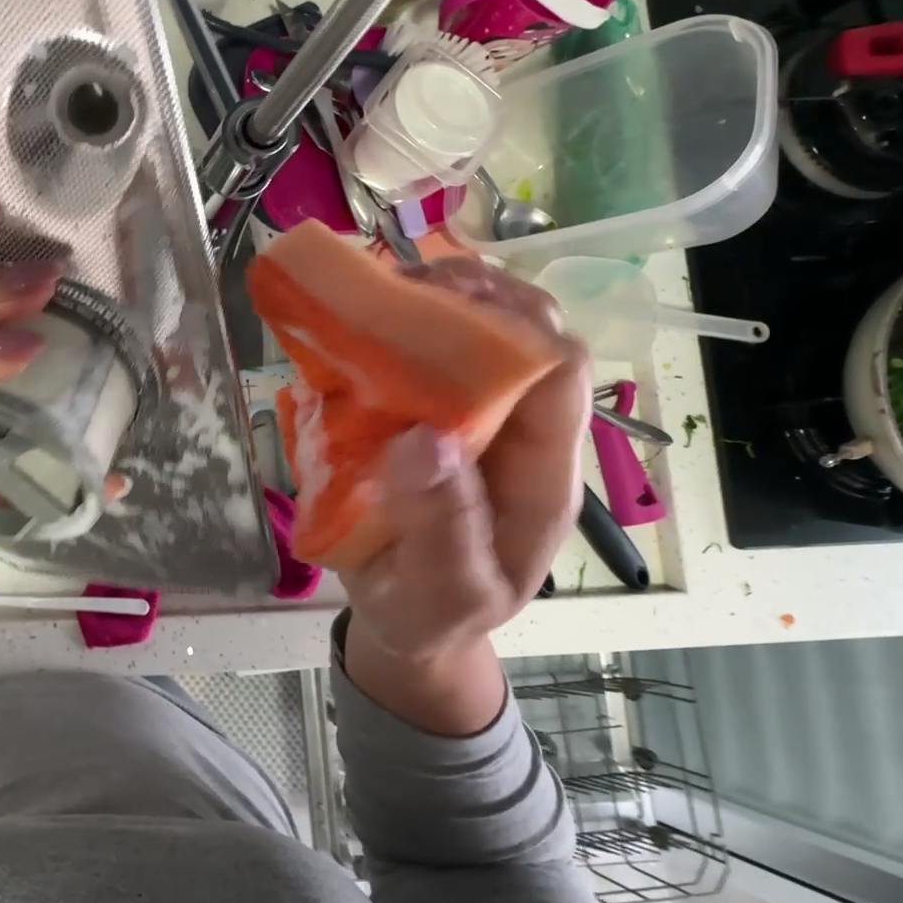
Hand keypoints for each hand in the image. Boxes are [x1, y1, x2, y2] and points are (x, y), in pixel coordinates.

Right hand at [339, 258, 591, 731]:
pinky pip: (413, 369)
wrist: (405, 627)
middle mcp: (512, 434)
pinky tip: (346, 321)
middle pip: (518, 340)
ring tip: (370, 282)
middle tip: (398, 275)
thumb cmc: (433, 615)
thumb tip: (424, 441)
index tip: (442, 296)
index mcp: (540, 470)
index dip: (514, 323)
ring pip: (468, 345)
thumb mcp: (445, 592)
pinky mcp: (420, 428)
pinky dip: (385, 336)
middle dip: (471, 295)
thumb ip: (444, 530)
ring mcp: (466, 427)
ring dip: (428, 304)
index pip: (556, 373)